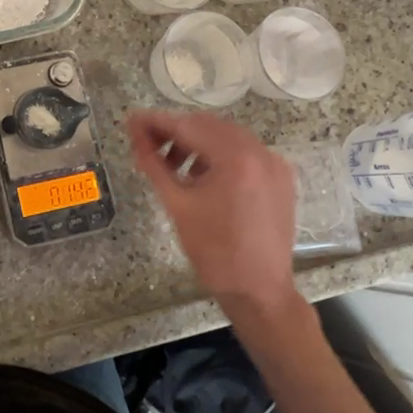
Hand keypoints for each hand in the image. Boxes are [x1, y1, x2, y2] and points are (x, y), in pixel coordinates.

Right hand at [128, 109, 302, 317]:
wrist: (258, 291)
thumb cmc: (214, 251)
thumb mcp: (177, 204)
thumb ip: (154, 164)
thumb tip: (135, 135)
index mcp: (236, 158)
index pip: (188, 127)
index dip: (156, 122)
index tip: (131, 121)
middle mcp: (260, 152)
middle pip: (209, 126)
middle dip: (176, 131)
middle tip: (147, 144)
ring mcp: (275, 164)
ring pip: (227, 137)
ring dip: (198, 143)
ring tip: (173, 165)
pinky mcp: (281, 178)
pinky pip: (245, 153)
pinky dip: (220, 156)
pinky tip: (202, 175)